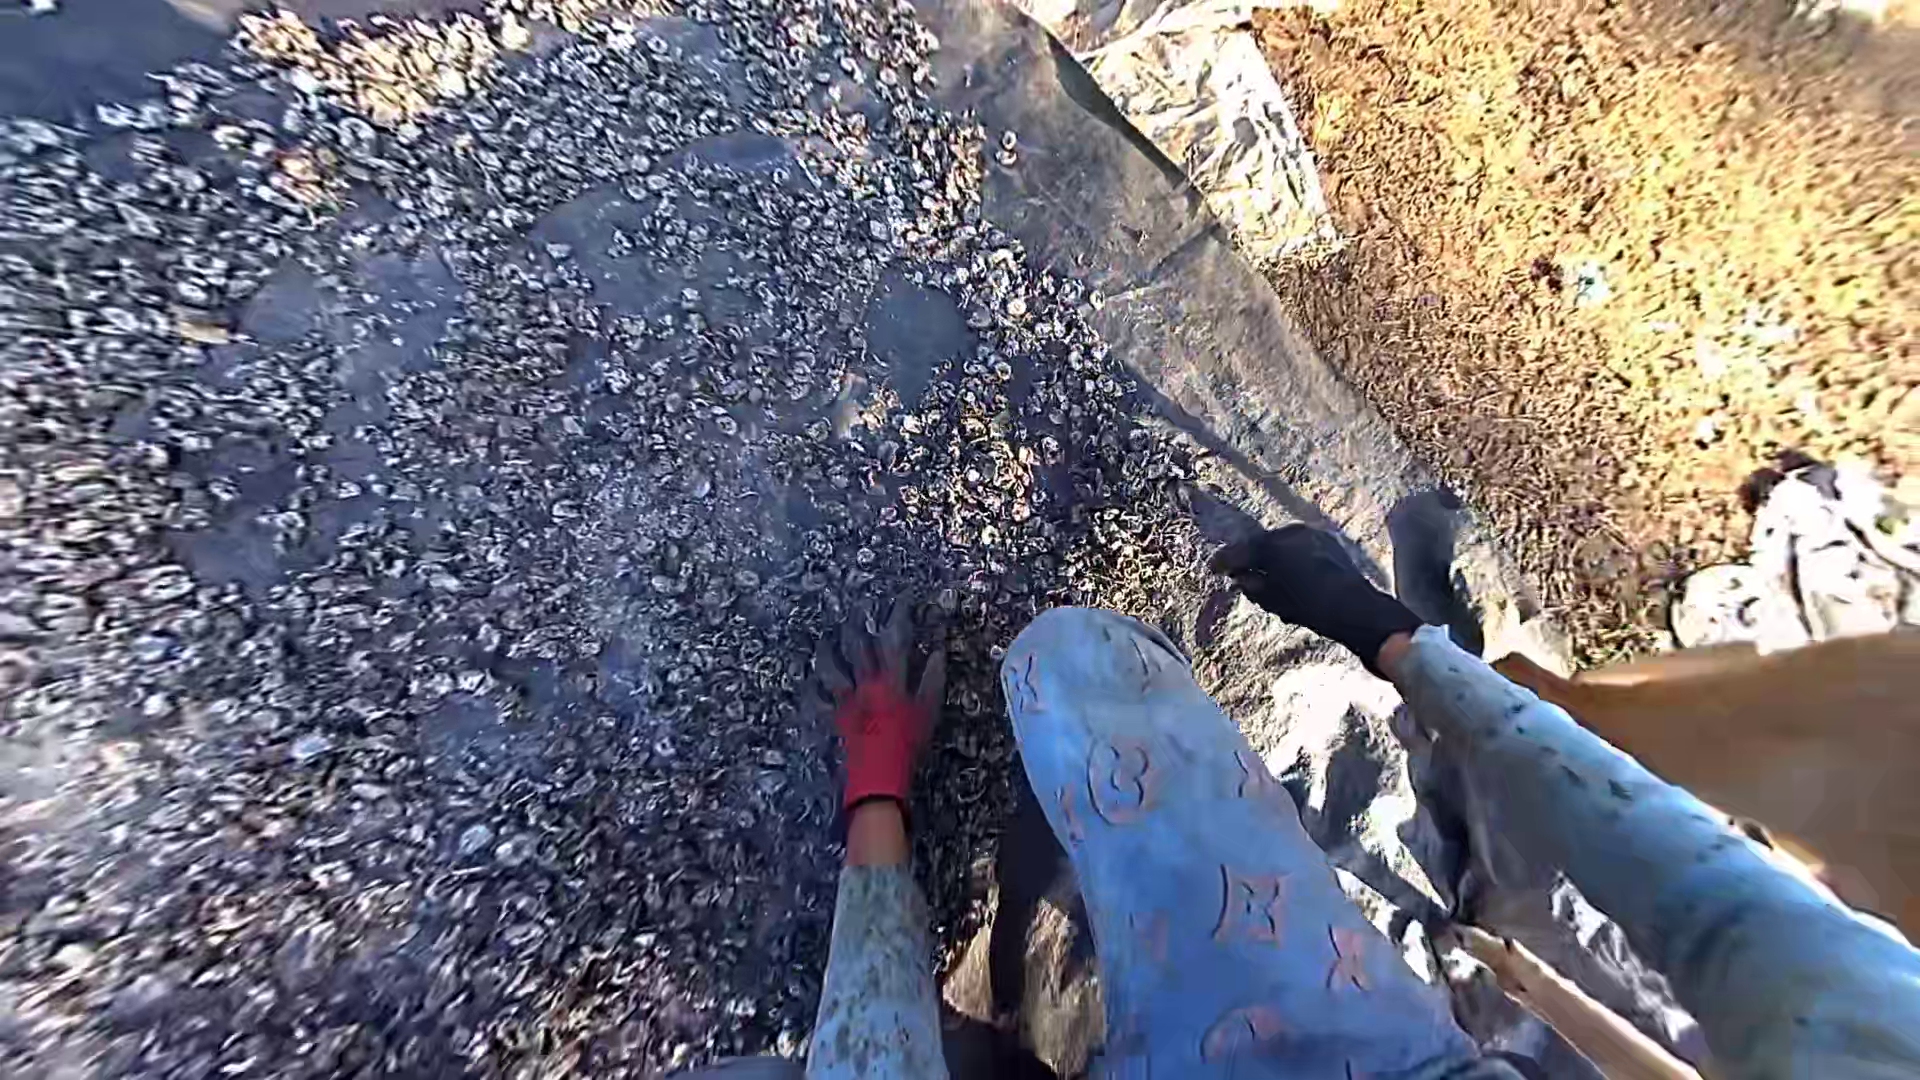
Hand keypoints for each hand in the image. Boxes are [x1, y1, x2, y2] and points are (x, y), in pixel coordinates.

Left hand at [814, 597, 945, 811]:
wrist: (881, 774)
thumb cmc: (909, 742)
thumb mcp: (930, 709)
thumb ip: (933, 678)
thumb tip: (937, 651)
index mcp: (890, 679)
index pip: (894, 639)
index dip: (898, 616)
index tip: (902, 601)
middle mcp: (865, 683)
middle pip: (857, 646)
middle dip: (856, 624)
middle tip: (855, 609)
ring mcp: (846, 699)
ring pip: (831, 667)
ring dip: (826, 651)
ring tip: (824, 639)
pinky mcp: (834, 716)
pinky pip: (816, 700)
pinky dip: (810, 691)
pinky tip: (807, 683)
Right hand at [1209, 525, 1422, 675]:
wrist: (1363, 614)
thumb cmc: (1314, 607)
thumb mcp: (1274, 600)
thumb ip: (1253, 586)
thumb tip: (1240, 578)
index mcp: (1277, 543)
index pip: (1242, 549)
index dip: (1225, 560)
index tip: (1213, 568)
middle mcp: (1294, 533)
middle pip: (1262, 546)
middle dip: (1250, 559)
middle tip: (1236, 573)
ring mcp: (1314, 537)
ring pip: (1281, 548)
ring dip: (1270, 562)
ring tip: (1263, 581)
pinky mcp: (1330, 546)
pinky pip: (1299, 551)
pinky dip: (1288, 562)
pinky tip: (1287, 580)